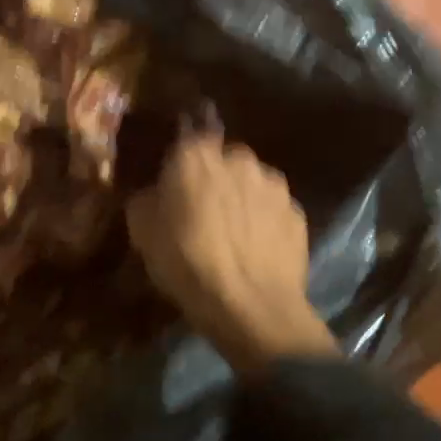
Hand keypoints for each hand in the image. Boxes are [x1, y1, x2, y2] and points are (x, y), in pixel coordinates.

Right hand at [125, 134, 336, 371]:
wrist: (250, 307)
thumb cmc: (185, 260)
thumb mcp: (141, 228)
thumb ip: (147, 196)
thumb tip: (157, 191)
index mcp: (195, 154)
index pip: (186, 134)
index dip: (179, 156)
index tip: (171, 174)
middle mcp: (239, 159)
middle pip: (222, 159)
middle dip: (213, 175)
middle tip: (198, 206)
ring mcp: (275, 187)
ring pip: (251, 183)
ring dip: (241, 197)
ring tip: (229, 230)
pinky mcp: (299, 216)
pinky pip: (273, 210)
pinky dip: (263, 221)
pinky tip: (252, 247)